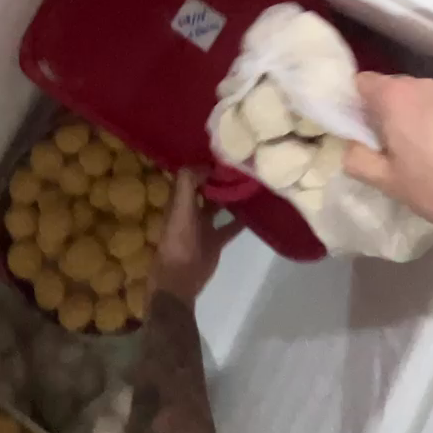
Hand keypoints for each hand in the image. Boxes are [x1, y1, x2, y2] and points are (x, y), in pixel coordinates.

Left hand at [150, 169, 244, 300]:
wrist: (181, 277)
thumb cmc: (179, 238)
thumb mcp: (180, 206)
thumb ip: (188, 182)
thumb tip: (207, 164)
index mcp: (179, 200)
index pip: (192, 176)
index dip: (204, 165)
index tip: (224, 156)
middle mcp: (191, 209)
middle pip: (206, 189)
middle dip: (220, 178)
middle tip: (241, 167)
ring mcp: (204, 225)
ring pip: (218, 206)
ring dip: (230, 197)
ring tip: (249, 184)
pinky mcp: (215, 241)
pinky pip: (229, 226)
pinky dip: (240, 220)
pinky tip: (253, 212)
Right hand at [343, 73, 432, 256]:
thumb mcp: (388, 182)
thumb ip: (357, 160)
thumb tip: (349, 147)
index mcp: (394, 96)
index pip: (359, 82)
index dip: (351, 104)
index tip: (354, 131)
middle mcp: (418, 86)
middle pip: (385, 90)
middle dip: (377, 113)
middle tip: (379, 148)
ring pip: (410, 99)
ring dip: (403, 119)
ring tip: (409, 155)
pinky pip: (432, 108)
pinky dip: (426, 123)